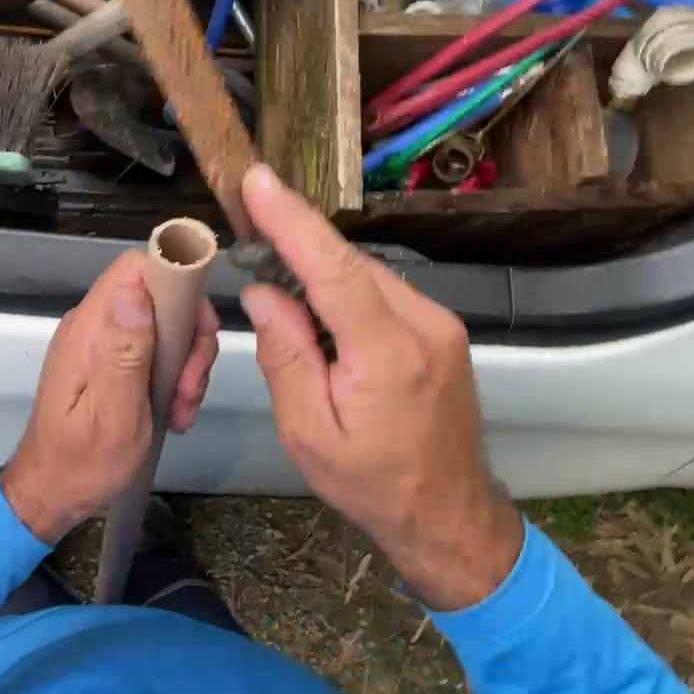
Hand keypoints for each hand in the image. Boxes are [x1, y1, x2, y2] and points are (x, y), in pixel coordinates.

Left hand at [0, 250, 220, 542]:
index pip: (136, 268)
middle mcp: (92, 326)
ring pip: (164, 328)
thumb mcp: (113, 414)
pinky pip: (154, 352)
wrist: (53, 493)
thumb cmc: (82, 463)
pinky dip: (172, 379)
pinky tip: (173, 413)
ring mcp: (101, 345)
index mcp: (88, 330)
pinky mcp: (110, 364)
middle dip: (189, 340)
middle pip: (160, 297)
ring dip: (186, 367)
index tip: (199, 333)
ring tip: (181, 411)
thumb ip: (125, 352)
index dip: (178, 285)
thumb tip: (135, 291)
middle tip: (191, 391)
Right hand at [237, 165, 522, 609]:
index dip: (291, 221)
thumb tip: (262, 293)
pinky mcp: (440, 331)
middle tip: (248, 223)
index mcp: (386, 352)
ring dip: (317, 267)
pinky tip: (314, 306)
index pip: (332, 269)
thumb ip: (284, 355)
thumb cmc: (368, 481)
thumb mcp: (306, 429)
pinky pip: (381, 293)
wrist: (444, 510)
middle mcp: (423, 324)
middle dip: (296, 239)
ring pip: (366, 274)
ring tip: (272, 270)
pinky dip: (341, 289)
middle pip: (349, 263)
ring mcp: (439, 325)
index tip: (258, 183)